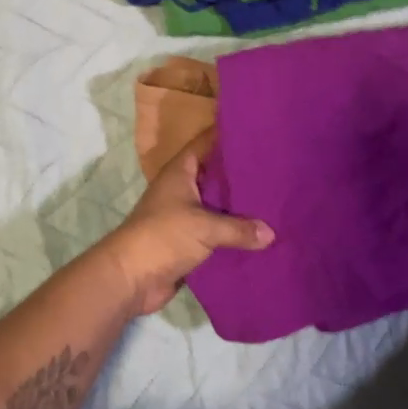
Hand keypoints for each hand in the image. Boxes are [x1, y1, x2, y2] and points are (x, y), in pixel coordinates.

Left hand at [99, 132, 274, 315]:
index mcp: (181, 171)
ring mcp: (185, 214)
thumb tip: (271, 233)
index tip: (258, 129)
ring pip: (219, 204)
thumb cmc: (163, 237)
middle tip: (277, 165)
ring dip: (240, 205)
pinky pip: (217, 230)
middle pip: (217, 174)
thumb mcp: (204, 227)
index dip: (229, 134)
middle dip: (242, 172)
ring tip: (275, 197)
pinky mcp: (189, 240)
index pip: (207, 142)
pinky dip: (234, 232)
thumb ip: (239, 228)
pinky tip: (260, 232)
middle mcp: (183, 188)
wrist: (130, 278)